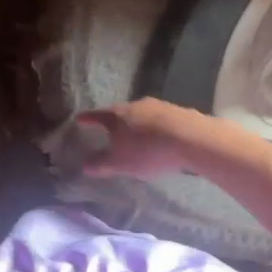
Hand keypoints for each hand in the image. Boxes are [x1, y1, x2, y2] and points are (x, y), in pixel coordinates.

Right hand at [71, 100, 196, 180]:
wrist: (192, 139)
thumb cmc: (147, 151)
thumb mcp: (119, 163)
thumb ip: (100, 164)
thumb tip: (85, 165)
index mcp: (117, 116)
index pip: (97, 116)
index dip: (87, 119)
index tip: (79, 119)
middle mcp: (137, 106)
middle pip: (121, 113)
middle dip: (116, 122)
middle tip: (111, 130)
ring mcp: (161, 107)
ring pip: (144, 115)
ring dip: (139, 124)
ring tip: (138, 136)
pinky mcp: (182, 113)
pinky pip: (163, 121)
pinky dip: (158, 129)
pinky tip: (162, 139)